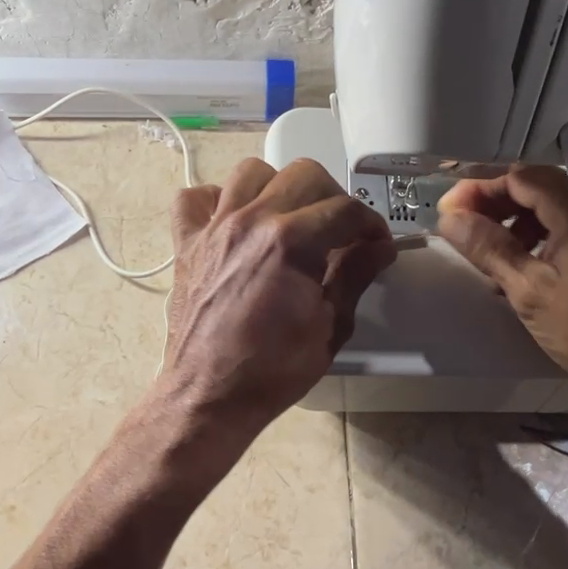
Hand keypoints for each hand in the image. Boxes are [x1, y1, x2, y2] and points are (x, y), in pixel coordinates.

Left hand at [163, 158, 397, 428]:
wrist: (209, 395)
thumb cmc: (270, 371)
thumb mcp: (329, 328)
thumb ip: (355, 277)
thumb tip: (379, 249)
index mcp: (291, 243)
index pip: (345, 209)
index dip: (370, 224)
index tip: (376, 243)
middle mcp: (250, 222)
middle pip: (303, 174)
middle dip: (333, 197)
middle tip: (342, 230)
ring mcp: (214, 229)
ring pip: (251, 172)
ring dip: (279, 187)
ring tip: (292, 218)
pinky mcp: (188, 244)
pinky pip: (195, 199)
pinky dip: (217, 200)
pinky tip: (235, 220)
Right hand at [437, 166, 567, 400]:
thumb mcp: (531, 292)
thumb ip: (489, 249)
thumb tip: (451, 219)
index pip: (519, 177)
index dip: (478, 190)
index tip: (449, 213)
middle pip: (537, 188)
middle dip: (495, 207)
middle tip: (463, 233)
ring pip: (555, 209)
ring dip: (517, 226)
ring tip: (492, 261)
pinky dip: (543, 239)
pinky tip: (526, 272)